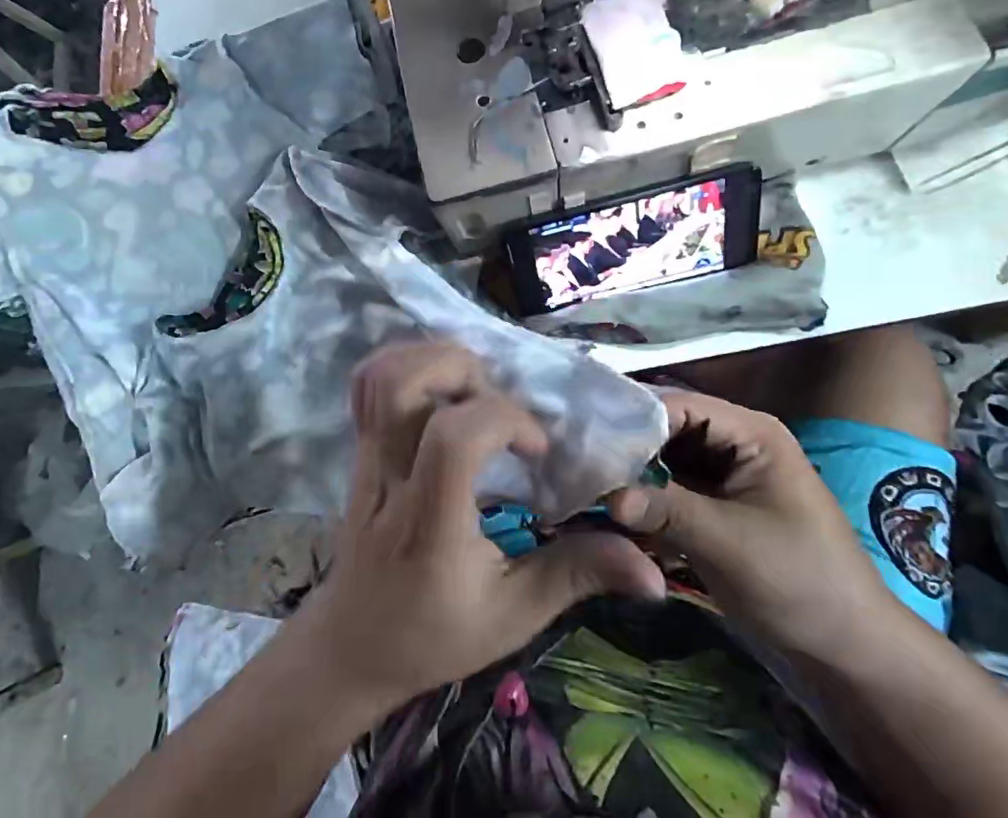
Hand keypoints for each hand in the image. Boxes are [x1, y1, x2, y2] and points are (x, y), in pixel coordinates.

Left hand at [284, 341, 664, 716]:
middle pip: (402, 384)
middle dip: (461, 370)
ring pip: (377, 377)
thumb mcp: (513, 614)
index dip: (504, 420)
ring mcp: (365, 460)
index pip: (453, 436)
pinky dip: (406, 367)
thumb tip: (653, 575)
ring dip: (432, 361)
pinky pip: (366, 389)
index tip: (535, 448)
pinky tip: (443, 388)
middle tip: (498, 400)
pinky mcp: (358, 452)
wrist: (354, 646)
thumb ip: (576, 576)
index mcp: (430, 520)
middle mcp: (390, 477)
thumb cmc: (434, 634)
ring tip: (474, 387)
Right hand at [606, 390, 902, 661]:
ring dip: (629, 472)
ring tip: (579, 479)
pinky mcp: (712, 506)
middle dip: (625, 444)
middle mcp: (733, 442)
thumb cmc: (800, 581)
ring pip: (662, 459)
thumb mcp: (729, 542)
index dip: (632, 415)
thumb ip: (667, 509)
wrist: (843, 647)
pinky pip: (667, 489)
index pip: (679, 404)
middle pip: (666, 428)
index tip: (582, 435)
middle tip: (572, 458)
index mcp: (751, 432)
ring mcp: (722, 475)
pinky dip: (642, 497)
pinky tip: (604, 507)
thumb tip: (607, 494)